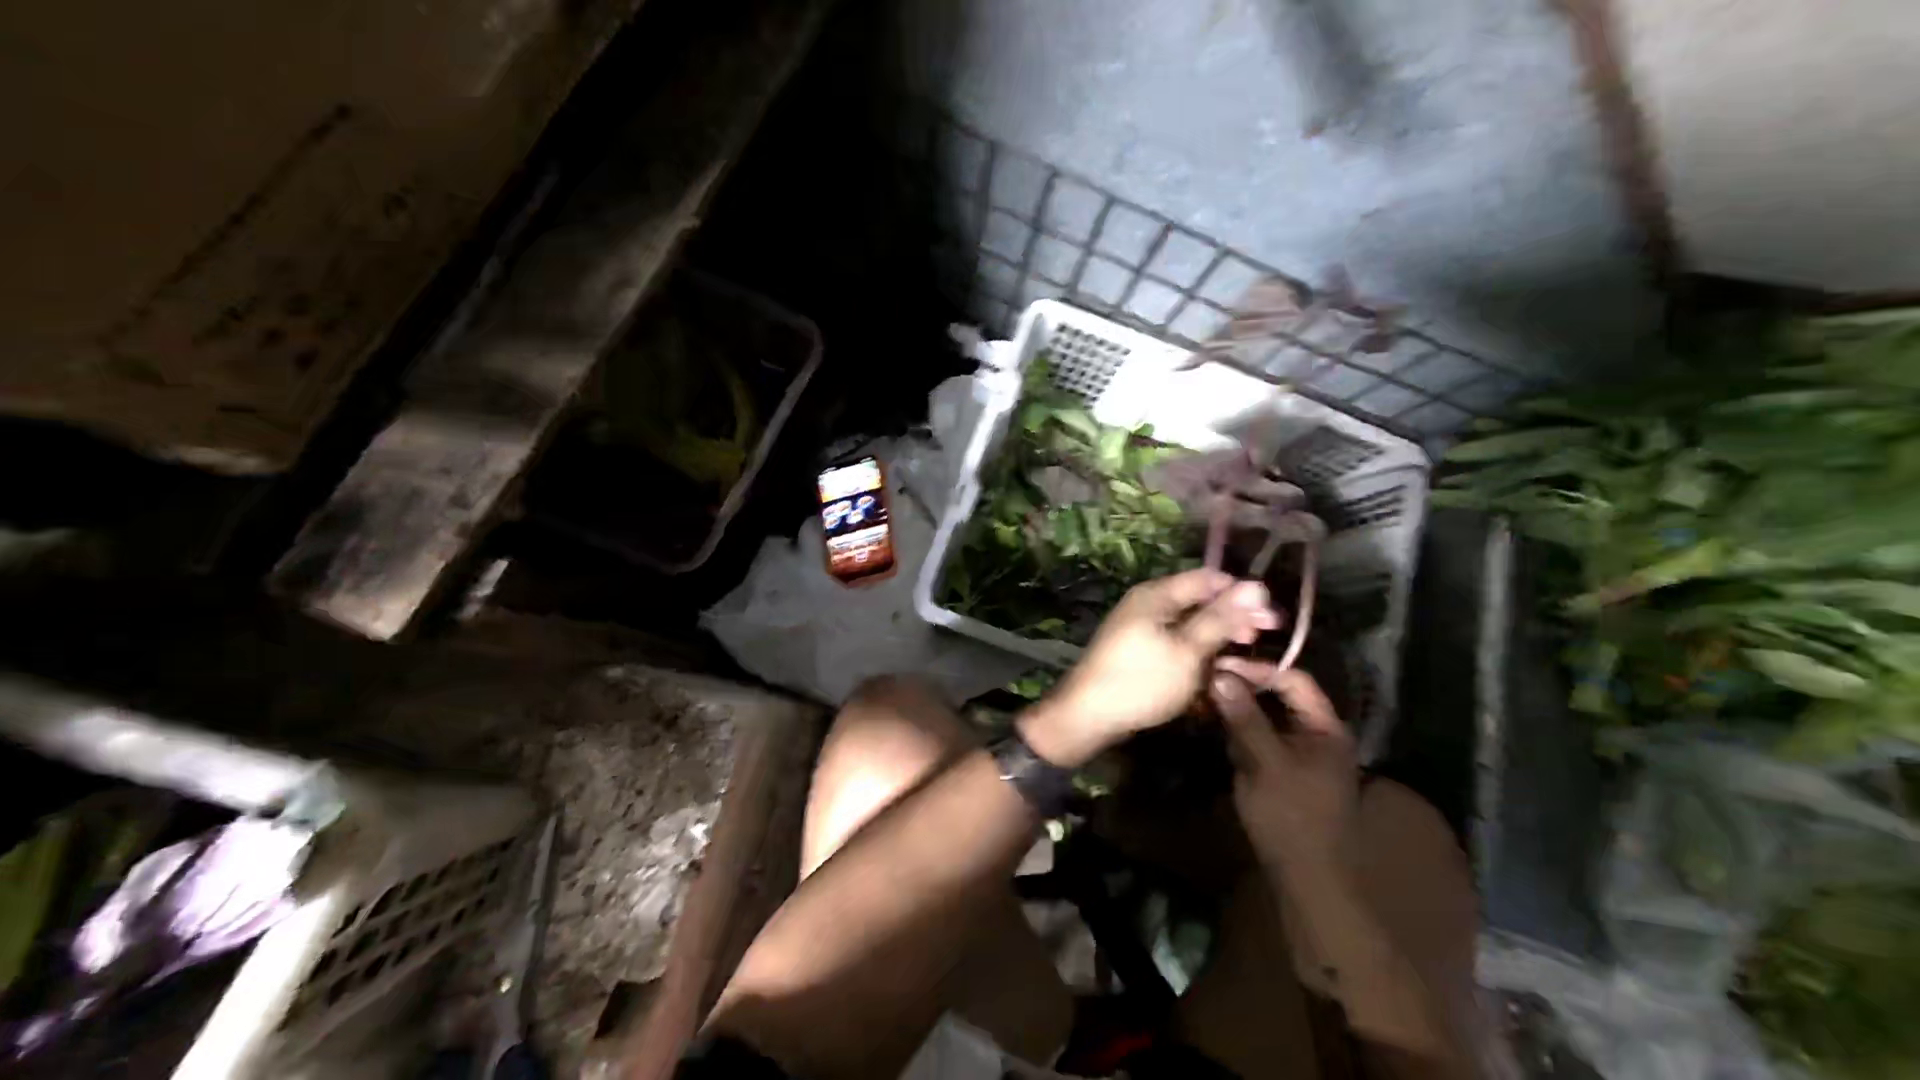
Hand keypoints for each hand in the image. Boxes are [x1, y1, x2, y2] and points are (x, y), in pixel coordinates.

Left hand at [1019, 569, 1278, 766]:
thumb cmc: (1141, 681)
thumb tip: (1257, 586)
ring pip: (1190, 623)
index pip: (1209, 578)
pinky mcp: (1140, 651)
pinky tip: (1217, 667)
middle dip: (1233, 617)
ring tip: (1244, 657)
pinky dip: (1199, 651)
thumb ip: (1221, 619)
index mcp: (1156, 594)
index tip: (1272, 618)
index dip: (1242, 594)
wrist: (1088, 716)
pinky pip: (1177, 641)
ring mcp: (1141, 627)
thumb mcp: (1187, 650)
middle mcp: (1148, 603)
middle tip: (1262, 639)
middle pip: (1200, 600)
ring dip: (1218, 637)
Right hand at [1210, 663, 1358, 873]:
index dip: (1257, 669)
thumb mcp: (1266, 762)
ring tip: (1203, 701)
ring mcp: (1298, 755)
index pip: (1293, 680)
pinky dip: (1237, 730)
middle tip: (1206, 680)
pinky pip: (1258, 739)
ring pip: (1265, 717)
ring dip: (1237, 708)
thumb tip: (1219, 675)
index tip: (1218, 667)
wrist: (1307, 879)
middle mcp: (1316, 735)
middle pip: (1279, 697)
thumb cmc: (1293, 816)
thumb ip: (1245, 718)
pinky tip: (1212, 728)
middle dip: (1243, 687)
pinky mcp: (1280, 772)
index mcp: (1326, 728)